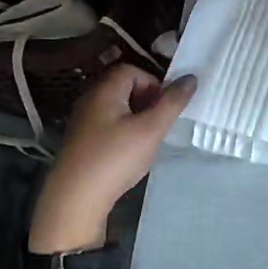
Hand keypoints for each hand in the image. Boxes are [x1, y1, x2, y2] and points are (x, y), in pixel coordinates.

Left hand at [29, 64, 195, 250]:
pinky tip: (131, 153)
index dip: (154, 83)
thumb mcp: (151, 129)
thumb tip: (191, 77)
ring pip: (117, 108)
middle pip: (123, 88)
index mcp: (104, 91)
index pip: (132, 70)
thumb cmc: (116, 158)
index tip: (165, 107)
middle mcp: (90, 101)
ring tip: (149, 140)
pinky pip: (108, 125)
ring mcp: (83, 122)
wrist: (77, 197)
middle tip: (160, 124)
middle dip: (147, 101)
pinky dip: (124, 132)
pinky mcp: (82, 141)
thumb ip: (172, 103)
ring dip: (137, 118)